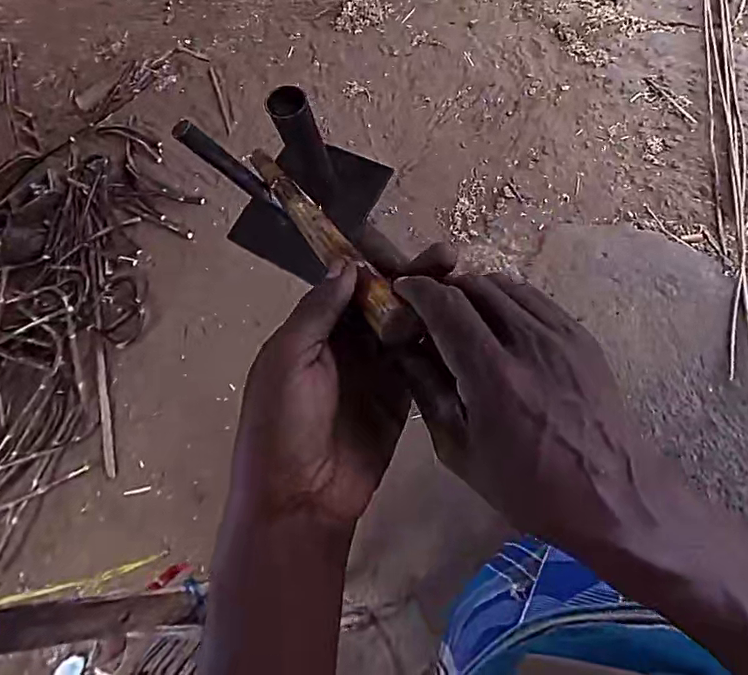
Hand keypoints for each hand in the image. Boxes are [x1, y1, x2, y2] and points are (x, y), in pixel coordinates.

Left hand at [228, 242, 456, 529]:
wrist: (300, 500)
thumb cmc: (281, 422)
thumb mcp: (288, 359)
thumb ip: (317, 311)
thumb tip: (347, 264)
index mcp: (315, 328)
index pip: (351, 285)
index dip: (378, 264)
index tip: (408, 246)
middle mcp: (347, 343)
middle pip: (383, 301)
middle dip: (412, 278)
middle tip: (448, 257)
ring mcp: (376, 370)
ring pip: (405, 326)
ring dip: (431, 304)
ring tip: (464, 281)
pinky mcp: (400, 397)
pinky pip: (420, 362)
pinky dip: (439, 342)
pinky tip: (465, 322)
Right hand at [393, 273, 654, 556]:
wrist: (615, 497)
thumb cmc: (529, 486)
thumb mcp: (460, 451)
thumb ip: (426, 391)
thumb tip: (402, 347)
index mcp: (494, 377)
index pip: (446, 305)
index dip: (416, 290)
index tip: (401, 292)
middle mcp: (528, 343)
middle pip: (472, 285)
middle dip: (441, 290)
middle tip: (428, 311)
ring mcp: (560, 334)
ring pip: (502, 284)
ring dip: (472, 292)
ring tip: (462, 317)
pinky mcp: (579, 333)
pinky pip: (531, 295)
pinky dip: (504, 298)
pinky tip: (499, 323)